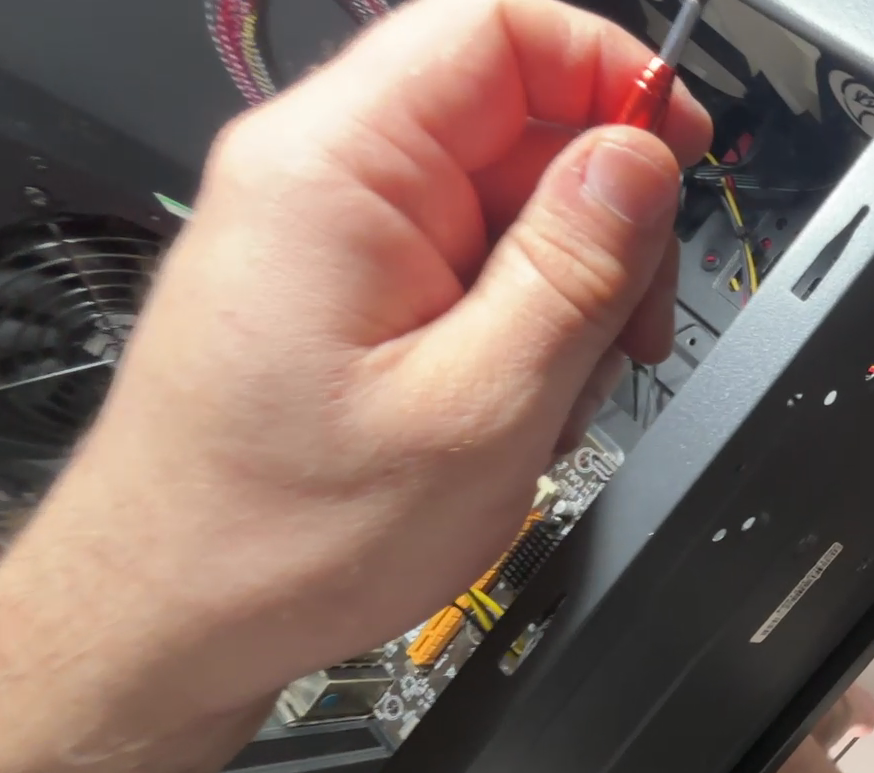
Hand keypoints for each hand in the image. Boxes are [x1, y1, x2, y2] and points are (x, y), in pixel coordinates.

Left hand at [0, 0, 711, 716]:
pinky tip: (526, 406)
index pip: (498, 36)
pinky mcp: (371, 301)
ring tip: (560, 395)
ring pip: (521, 218)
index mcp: (342, 174)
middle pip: (524, 133)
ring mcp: (354, 247)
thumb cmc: (297, 531)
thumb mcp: (483, 405)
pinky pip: (489, 280)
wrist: (191, 614)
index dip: (611, 75)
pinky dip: (537, 337)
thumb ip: (572, 271)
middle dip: (608, 228)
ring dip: (576, 300)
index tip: (683, 150)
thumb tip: (640, 164)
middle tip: (632, 328)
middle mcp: (336, 187)